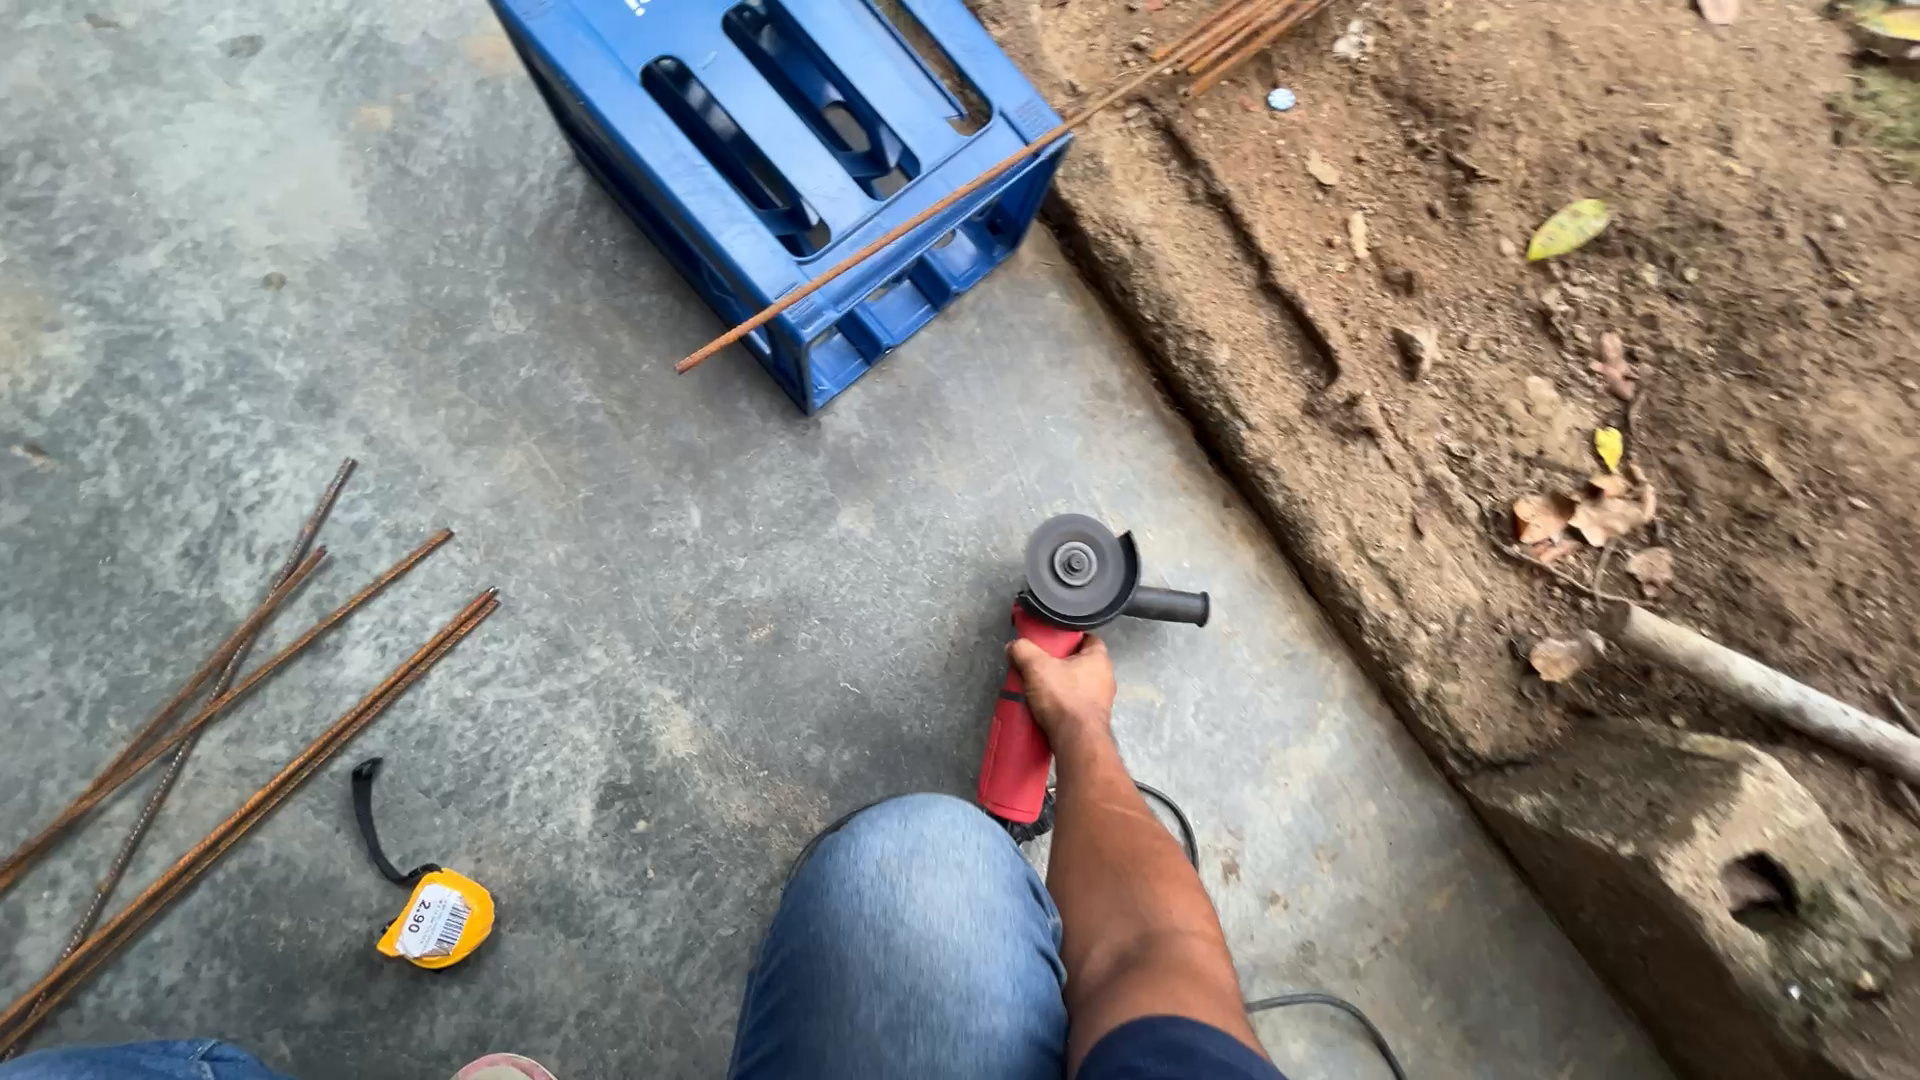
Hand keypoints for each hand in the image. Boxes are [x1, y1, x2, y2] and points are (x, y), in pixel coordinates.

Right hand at [1008, 634, 1115, 753]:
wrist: (1076, 741)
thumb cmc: (1063, 697)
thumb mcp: (1036, 667)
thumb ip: (1023, 650)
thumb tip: (1013, 646)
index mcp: (1099, 659)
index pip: (1089, 638)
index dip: (1071, 638)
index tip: (1054, 642)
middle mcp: (1106, 678)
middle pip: (1082, 662)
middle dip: (1062, 663)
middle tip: (1041, 664)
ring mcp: (1102, 700)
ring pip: (1079, 684)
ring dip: (1062, 685)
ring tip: (1041, 688)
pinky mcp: (1095, 720)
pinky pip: (1077, 704)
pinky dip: (1064, 703)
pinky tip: (1048, 708)